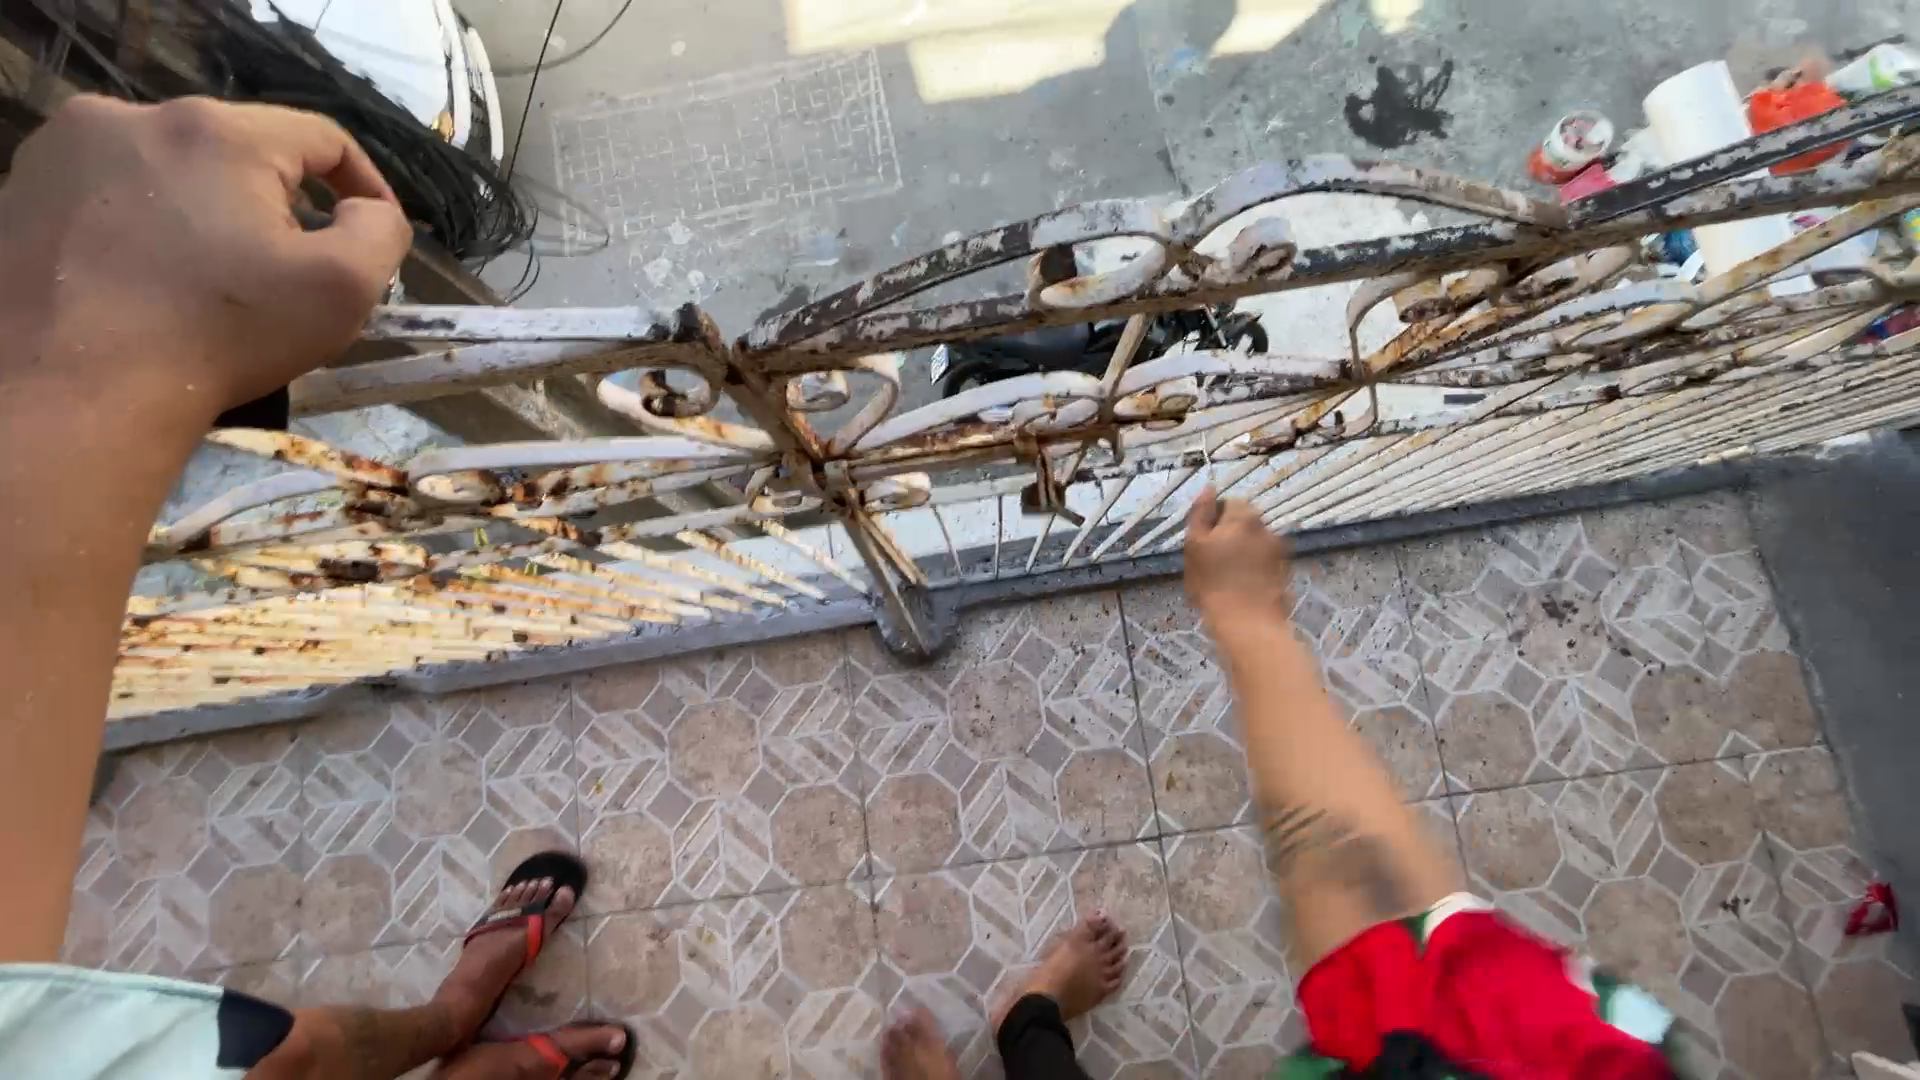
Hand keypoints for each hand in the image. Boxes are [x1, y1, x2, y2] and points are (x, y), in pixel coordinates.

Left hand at [0, 95, 410, 415]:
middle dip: (292, 208)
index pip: (323, 137)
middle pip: (251, 153)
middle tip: (306, 272)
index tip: (378, 237)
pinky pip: (129, 190)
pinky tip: (171, 276)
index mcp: (217, 133)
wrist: (79, 378)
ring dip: (227, 214)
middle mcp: (132, 116)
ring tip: (235, 278)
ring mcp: (66, 147)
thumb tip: (369, 210)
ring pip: (189, 170)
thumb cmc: (229, 328)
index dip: (369, 185)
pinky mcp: (28, 183)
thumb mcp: (347, 284)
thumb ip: (382, 231)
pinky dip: (167, 225)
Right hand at [1184, 487, 1292, 631]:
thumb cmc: (1212, 582)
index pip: (1228, 502)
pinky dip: (1254, 567)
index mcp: (1244, 516)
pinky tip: (1242, 585)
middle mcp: (1267, 527)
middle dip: (1229, 534)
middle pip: (1243, 522)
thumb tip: (1208, 488)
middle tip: (1212, 560)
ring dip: (1242, 551)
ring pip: (1254, 542)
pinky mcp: (1285, 571)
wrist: (1247, 623)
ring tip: (1228, 575)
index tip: (1202, 542)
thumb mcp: (1194, 545)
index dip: (1213, 519)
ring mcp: (1280, 550)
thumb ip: (1200, 513)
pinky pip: (1264, 560)